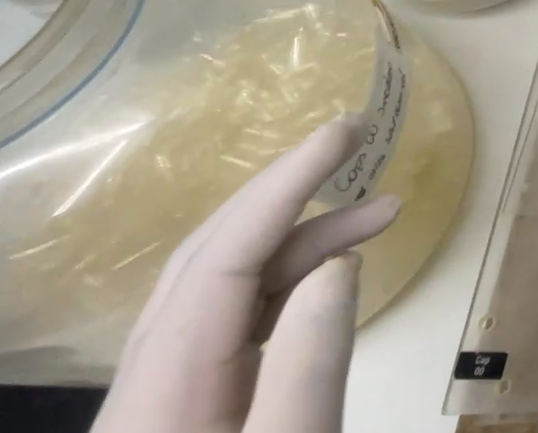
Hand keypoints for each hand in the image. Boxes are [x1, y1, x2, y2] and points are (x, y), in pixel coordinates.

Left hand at [93, 118, 401, 432]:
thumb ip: (307, 362)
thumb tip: (336, 264)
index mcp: (164, 392)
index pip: (224, 258)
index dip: (284, 186)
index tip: (343, 134)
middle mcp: (150, 380)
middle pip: (213, 258)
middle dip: (288, 193)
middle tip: (358, 143)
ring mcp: (168, 393)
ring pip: (229, 285)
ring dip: (306, 237)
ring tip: (387, 210)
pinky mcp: (193, 404)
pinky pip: (240, 317)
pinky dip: (295, 278)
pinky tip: (340, 269)